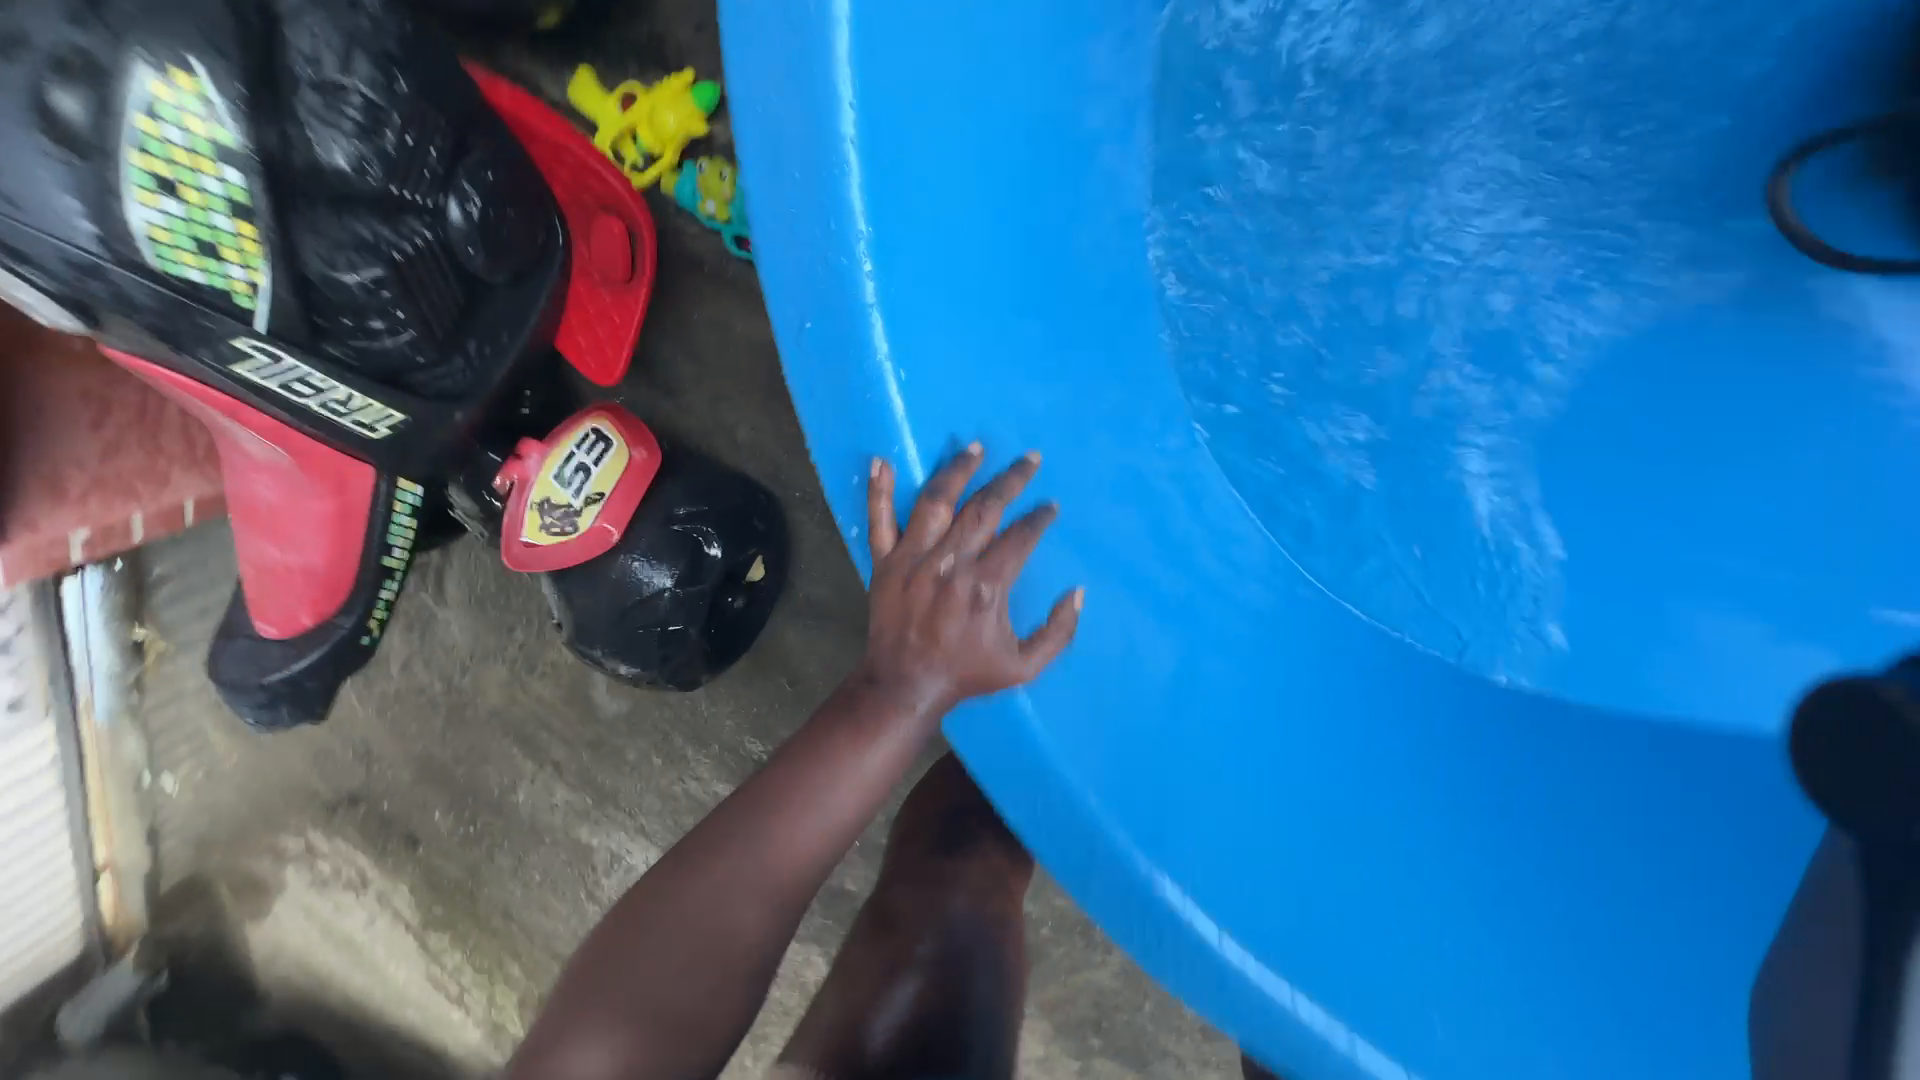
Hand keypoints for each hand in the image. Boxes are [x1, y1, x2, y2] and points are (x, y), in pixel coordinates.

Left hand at [856, 443, 1082, 721]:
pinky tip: (883, 461)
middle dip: (1012, 480)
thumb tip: (1078, 592)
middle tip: (1029, 459)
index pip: (1020, 537)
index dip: (1039, 518)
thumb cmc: (965, 673)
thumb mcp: (1024, 667)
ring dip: (958, 470)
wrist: (906, 686)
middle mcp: (951, 563)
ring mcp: (913, 559)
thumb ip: (1058, 632)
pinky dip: (879, 491)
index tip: (1049, 507)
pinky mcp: (885, 563)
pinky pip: (879, 521)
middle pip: (985, 508)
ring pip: (937, 501)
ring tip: (976, 447)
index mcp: (986, 586)